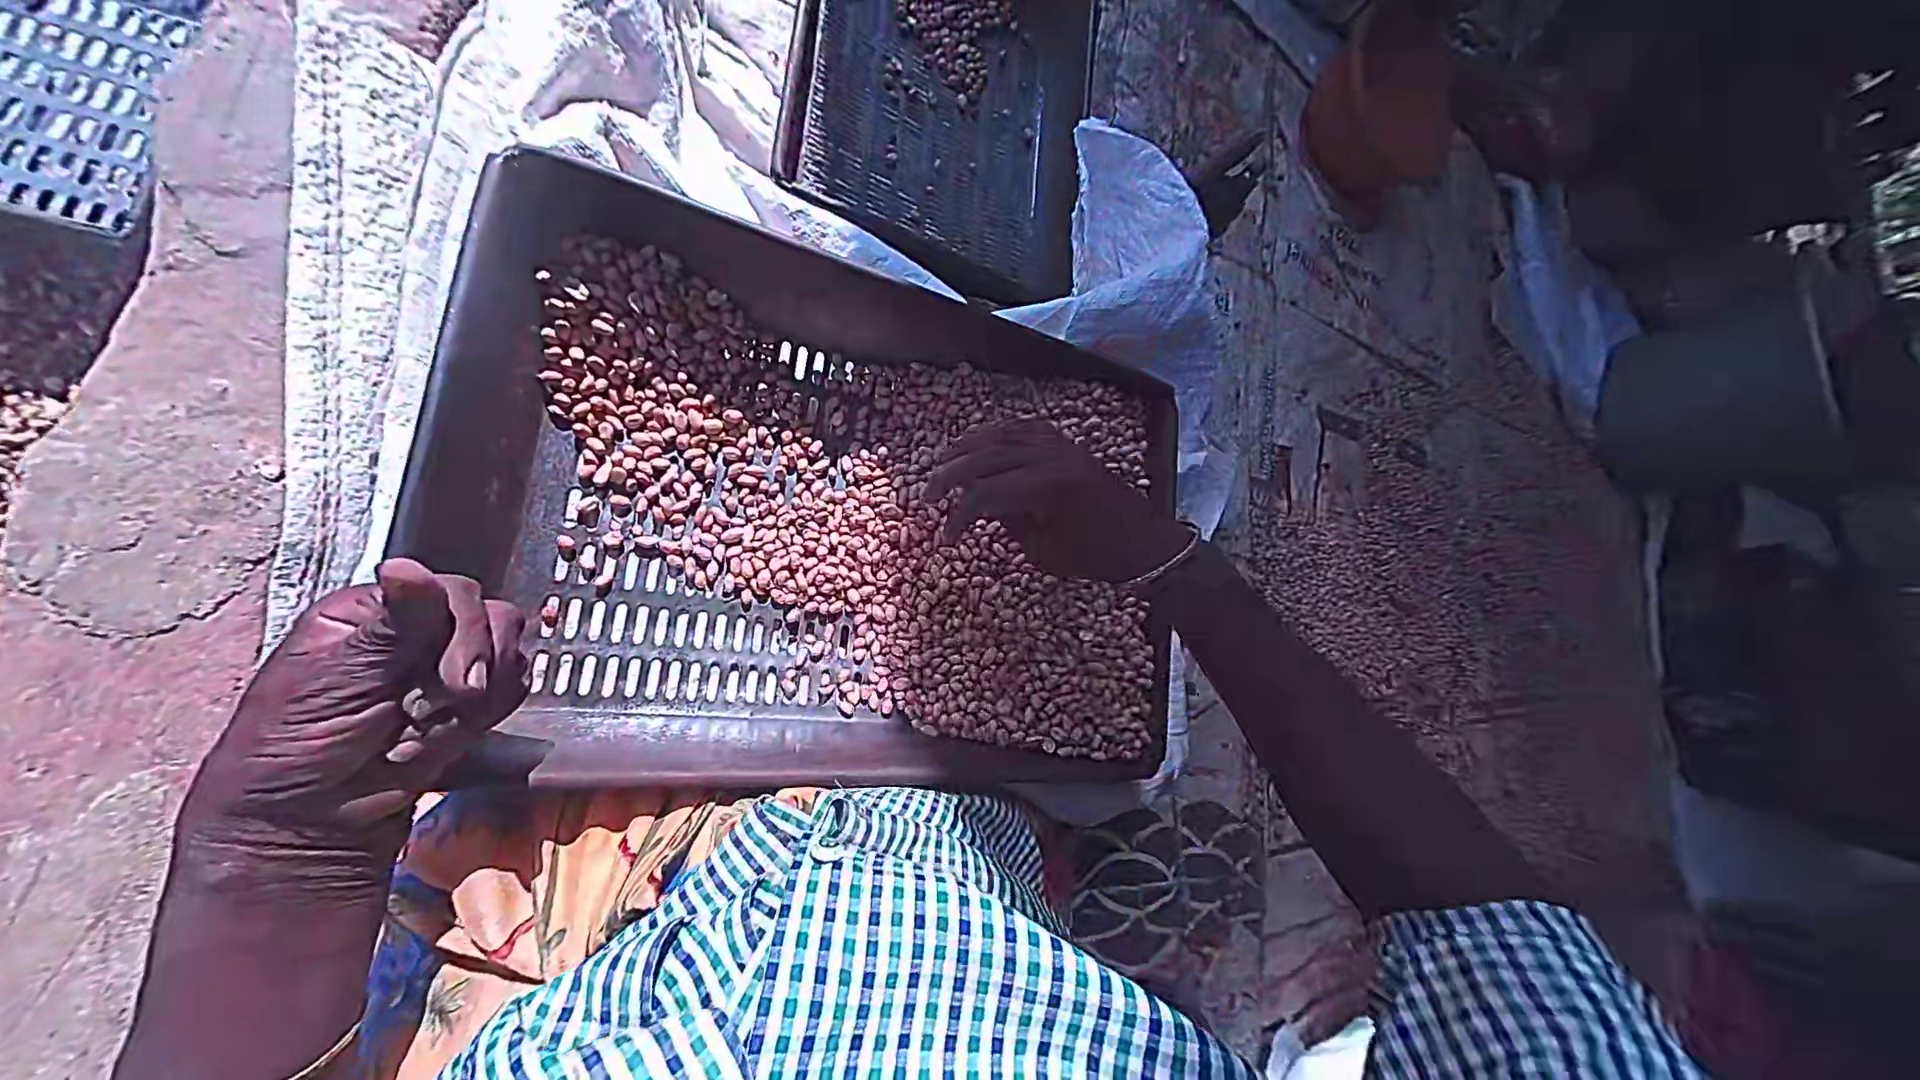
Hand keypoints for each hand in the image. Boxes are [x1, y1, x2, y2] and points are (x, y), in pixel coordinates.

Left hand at [177, 559, 529, 898]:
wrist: (312, 823)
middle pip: (494, 618)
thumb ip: (392, 623)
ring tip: (426, 727)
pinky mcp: (478, 698)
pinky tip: (448, 733)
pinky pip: (517, 684)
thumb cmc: (297, 747)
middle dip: (473, 665)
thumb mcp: (337, 678)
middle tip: (436, 706)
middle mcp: (424, 629)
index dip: (463, 631)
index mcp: (380, 610)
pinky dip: (490, 711)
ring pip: (512, 651)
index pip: (455, 593)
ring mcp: (455, 663)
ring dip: (479, 695)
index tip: (451, 679)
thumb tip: (406, 565)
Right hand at [926, 419, 1190, 582]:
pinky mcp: (1069, 446)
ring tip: (944, 460)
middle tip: (928, 494)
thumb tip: (980, 505)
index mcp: (1048, 488)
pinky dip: (1000, 433)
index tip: (947, 537)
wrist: (1146, 543)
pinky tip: (983, 440)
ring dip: (969, 446)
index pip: (985, 493)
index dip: (959, 515)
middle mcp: (1053, 458)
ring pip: (1004, 436)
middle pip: (987, 457)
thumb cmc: (1098, 557)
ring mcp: (1062, 447)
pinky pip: (1027, 430)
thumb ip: (1009, 523)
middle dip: (952, 474)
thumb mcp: (1045, 552)